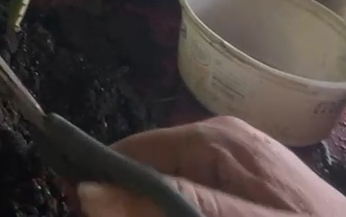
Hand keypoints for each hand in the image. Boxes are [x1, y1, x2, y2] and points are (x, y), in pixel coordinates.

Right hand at [78, 118, 345, 216]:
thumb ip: (176, 207)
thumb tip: (87, 192)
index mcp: (218, 137)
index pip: (134, 152)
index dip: (107, 186)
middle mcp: (225, 141)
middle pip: (155, 175)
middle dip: (140, 207)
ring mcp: (244, 169)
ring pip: (178, 193)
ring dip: (164, 214)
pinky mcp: (259, 195)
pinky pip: (205, 203)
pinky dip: (193, 215)